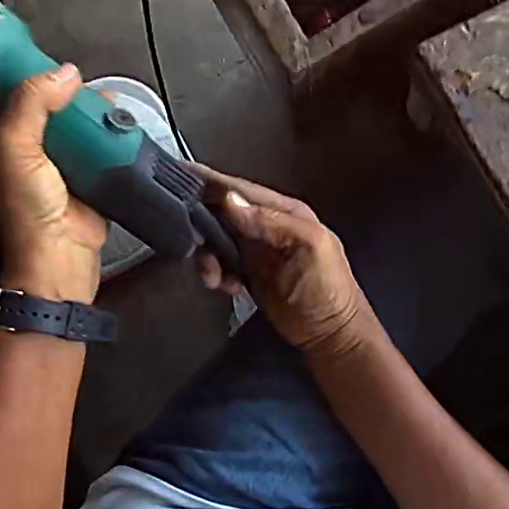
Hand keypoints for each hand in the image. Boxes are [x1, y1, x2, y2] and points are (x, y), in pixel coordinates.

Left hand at [0, 64, 107, 303]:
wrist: (61, 259)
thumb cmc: (31, 212)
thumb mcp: (18, 150)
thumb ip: (32, 106)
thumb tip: (65, 73)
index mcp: (16, 140)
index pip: (31, 98)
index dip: (47, 80)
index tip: (69, 69)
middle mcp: (44, 153)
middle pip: (67, 115)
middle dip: (85, 102)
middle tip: (102, 96)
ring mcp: (74, 170)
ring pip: (92, 134)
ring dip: (107, 124)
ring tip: (121, 114)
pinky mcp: (99, 186)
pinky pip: (113, 159)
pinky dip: (123, 148)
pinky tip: (131, 139)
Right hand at [189, 164, 382, 359]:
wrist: (330, 334)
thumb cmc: (327, 288)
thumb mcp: (307, 247)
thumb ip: (270, 222)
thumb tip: (230, 200)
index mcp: (285, 213)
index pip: (241, 190)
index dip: (210, 182)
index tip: (179, 174)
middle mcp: (268, 226)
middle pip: (222, 213)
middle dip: (203, 226)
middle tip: (192, 243)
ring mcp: (257, 251)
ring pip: (217, 241)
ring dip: (208, 257)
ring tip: (214, 277)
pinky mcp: (249, 274)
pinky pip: (222, 265)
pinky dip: (217, 274)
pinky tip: (227, 286)